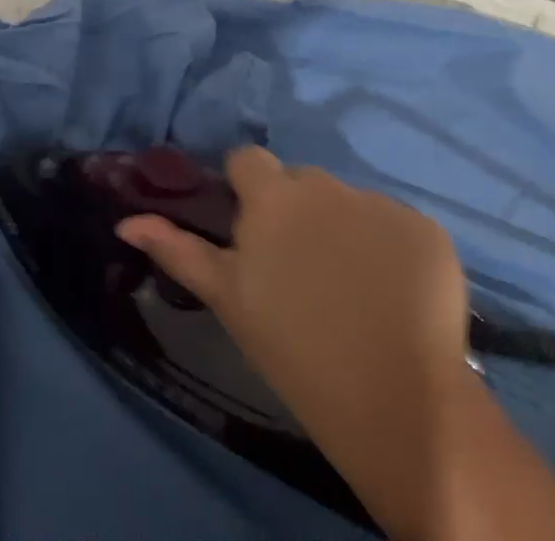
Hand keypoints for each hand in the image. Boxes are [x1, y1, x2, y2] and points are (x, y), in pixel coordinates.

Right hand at [116, 147, 472, 536]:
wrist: (392, 394)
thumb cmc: (291, 345)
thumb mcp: (227, 297)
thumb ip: (178, 250)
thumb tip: (126, 221)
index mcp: (275, 197)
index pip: (249, 161)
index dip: (245, 189)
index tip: (250, 230)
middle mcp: (329, 186)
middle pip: (302, 183)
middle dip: (296, 212)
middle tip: (298, 270)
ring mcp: (384, 205)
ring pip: (351, 204)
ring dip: (343, 229)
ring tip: (349, 289)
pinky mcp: (428, 230)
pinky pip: (396, 227)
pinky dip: (390, 250)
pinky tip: (391, 296)